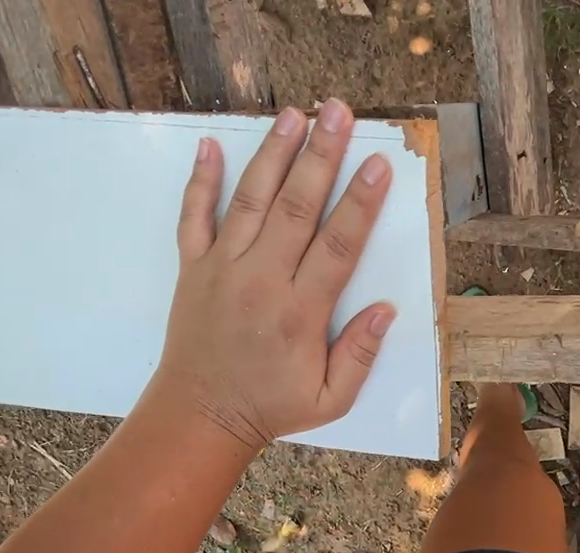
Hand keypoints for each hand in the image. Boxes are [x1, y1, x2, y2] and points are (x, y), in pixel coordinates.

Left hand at [150, 98, 395, 450]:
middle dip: (321, 156)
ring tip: (294, 114)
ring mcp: (223, 269)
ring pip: (251, 200)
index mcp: (300, 312)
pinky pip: (194, 216)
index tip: (378, 165)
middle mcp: (262, 280)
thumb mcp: (331, 399)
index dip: (360, 203)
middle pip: (296, 207)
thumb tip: (386, 311)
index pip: (337, 246)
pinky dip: (202, 180)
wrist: (202, 414)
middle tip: (338, 112)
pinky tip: (213, 145)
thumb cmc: (272, 408)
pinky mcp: (194, 268)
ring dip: (274, 154)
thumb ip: (360, 355)